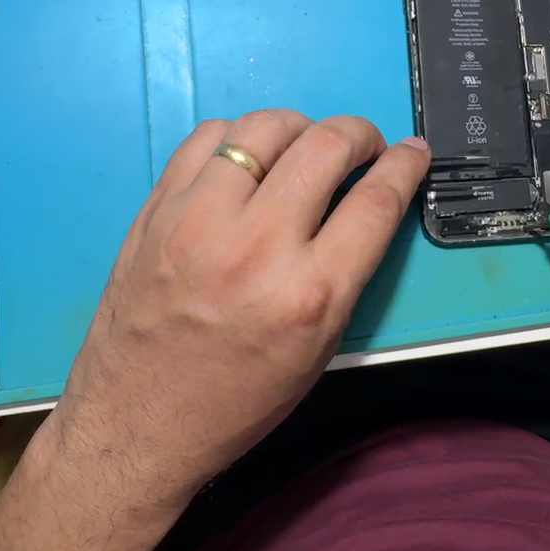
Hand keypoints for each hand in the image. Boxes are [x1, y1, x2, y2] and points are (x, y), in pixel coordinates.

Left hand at [48, 110, 429, 509]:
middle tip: (363, 147)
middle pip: (326, 146)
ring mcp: (198, 220)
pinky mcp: (158, 209)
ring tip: (306, 147)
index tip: (412, 152)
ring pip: (264, 128)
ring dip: (301, 127)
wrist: (137, 423)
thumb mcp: (319, 347)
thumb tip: (371, 197)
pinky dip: (240, 138)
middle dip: (360, 134)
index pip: (376, 200)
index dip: (404, 165)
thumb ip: (349, 267)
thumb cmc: (241, 398)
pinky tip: (248, 160)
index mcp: (309, 294)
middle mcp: (256, 246)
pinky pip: (207, 138)